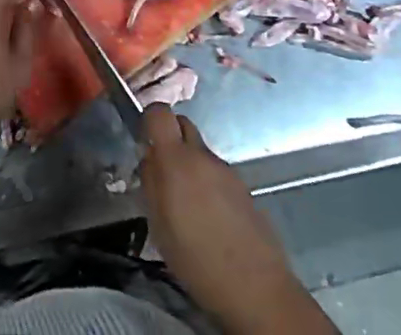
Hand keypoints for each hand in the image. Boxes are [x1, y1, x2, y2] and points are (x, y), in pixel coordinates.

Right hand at [140, 106, 335, 334]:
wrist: (256, 286)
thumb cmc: (196, 260)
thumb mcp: (159, 225)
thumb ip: (150, 183)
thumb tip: (148, 157)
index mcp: (177, 160)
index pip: (160, 113)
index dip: (149, 120)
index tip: (144, 141)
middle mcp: (203, 156)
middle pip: (183, 126)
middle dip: (169, 139)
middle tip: (162, 171)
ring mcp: (226, 170)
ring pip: (199, 152)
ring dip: (188, 164)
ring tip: (184, 203)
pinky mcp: (243, 186)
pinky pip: (215, 172)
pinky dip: (206, 182)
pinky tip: (206, 216)